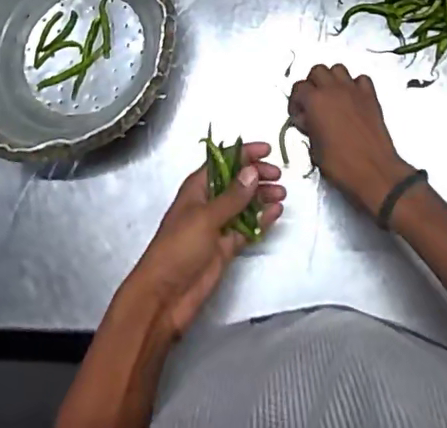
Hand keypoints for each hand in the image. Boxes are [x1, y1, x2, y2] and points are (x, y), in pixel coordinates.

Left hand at [122, 142, 284, 339]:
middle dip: (257, 176)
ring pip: (244, 204)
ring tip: (281, 194)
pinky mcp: (226, 246)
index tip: (268, 150)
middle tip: (278, 176)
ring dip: (262, 197)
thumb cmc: (178, 248)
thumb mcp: (205, 218)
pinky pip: (247, 227)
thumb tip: (252, 171)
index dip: (244, 153)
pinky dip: (262, 219)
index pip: (224, 161)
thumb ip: (232, 197)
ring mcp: (218, 225)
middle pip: (237, 182)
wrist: (165, 296)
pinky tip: (276, 213)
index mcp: (198, 188)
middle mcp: (209, 202)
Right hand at [288, 64, 414, 213]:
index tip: (299, 116)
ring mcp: (354, 90)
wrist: (374, 171)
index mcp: (315, 101)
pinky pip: (361, 79)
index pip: (298, 87)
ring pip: (338, 69)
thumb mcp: (315, 149)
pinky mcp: (370, 96)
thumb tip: (308, 119)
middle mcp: (333, 89)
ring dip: (332, 80)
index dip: (296, 101)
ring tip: (333, 99)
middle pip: (317, 71)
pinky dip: (355, 85)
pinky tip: (353, 101)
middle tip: (314, 104)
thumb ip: (309, 126)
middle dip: (312, 85)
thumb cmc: (340, 165)